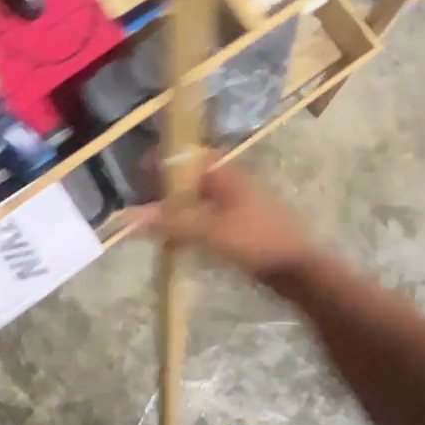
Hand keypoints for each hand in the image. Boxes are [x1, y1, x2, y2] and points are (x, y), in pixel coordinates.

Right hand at [129, 163, 318, 282]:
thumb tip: (125, 216)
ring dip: (181, 209)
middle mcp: (235, 183)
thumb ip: (166, 221)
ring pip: (203, 199)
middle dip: (168, 188)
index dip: (164, 160)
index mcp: (226, 174)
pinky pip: (213, 217)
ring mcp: (243, 204)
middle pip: (194, 177)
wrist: (299, 269)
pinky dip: (195, 224)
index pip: (189, 155)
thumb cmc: (254, 242)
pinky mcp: (247, 225)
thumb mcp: (206, 231)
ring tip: (158, 225)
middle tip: (144, 203)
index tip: (140, 173)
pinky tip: (184, 243)